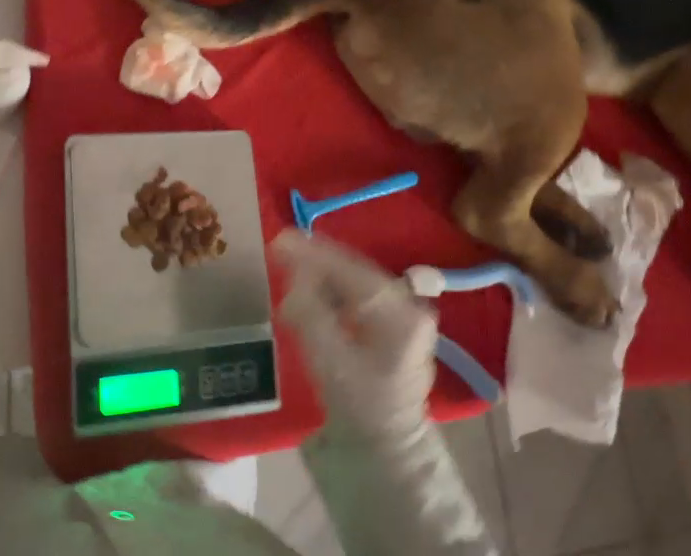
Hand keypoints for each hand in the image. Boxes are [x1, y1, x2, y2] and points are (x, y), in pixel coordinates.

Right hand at [272, 231, 436, 442]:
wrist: (387, 452)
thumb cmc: (360, 409)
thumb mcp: (329, 362)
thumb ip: (310, 314)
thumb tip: (293, 276)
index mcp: (401, 314)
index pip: (352, 270)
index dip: (314, 252)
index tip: (279, 238)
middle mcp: (410, 308)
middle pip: (356, 273)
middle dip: (317, 261)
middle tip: (279, 249)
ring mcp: (407, 318)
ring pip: (357, 283)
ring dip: (323, 274)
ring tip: (290, 265)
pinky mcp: (396, 329)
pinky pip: (359, 298)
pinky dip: (333, 291)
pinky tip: (311, 291)